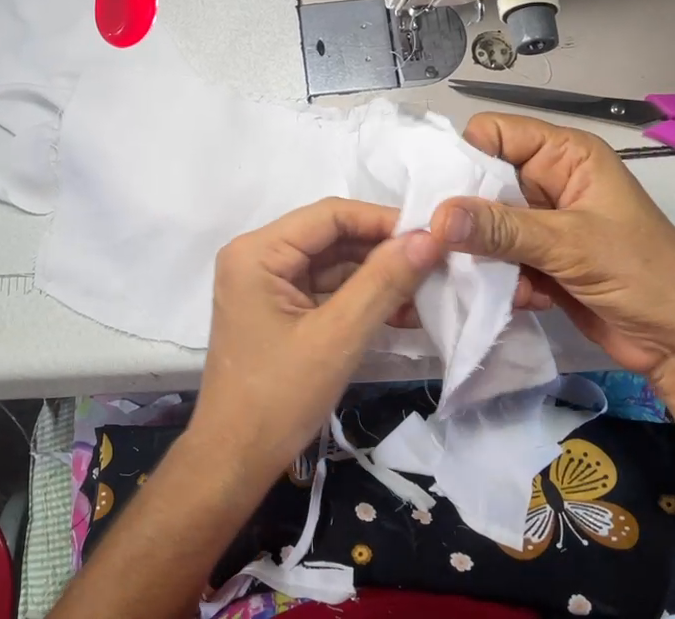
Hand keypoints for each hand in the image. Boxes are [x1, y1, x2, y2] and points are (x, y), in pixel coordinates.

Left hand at [193, 199, 445, 482]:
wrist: (235, 460)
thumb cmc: (279, 397)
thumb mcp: (338, 337)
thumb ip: (383, 283)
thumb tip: (429, 238)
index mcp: (257, 252)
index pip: (329, 215)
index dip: (383, 220)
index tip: (434, 235)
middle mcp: (257, 257)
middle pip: (331, 237)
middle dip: (384, 251)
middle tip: (439, 265)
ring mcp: (266, 285)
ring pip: (333, 265)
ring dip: (378, 278)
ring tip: (429, 293)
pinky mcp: (278, 310)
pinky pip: (326, 291)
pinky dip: (362, 300)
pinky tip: (404, 314)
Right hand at [431, 113, 674, 395]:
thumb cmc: (646, 277)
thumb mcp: (571, 245)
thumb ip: (501, 229)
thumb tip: (435, 217)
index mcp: (564, 156)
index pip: (493, 134)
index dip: (464, 156)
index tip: (437, 194)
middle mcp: (548, 182)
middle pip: (481, 180)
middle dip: (462, 212)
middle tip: (440, 241)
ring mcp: (541, 224)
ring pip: (482, 224)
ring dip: (480, 253)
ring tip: (487, 277)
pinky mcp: (537, 261)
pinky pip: (495, 258)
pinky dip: (498, 279)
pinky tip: (521, 299)